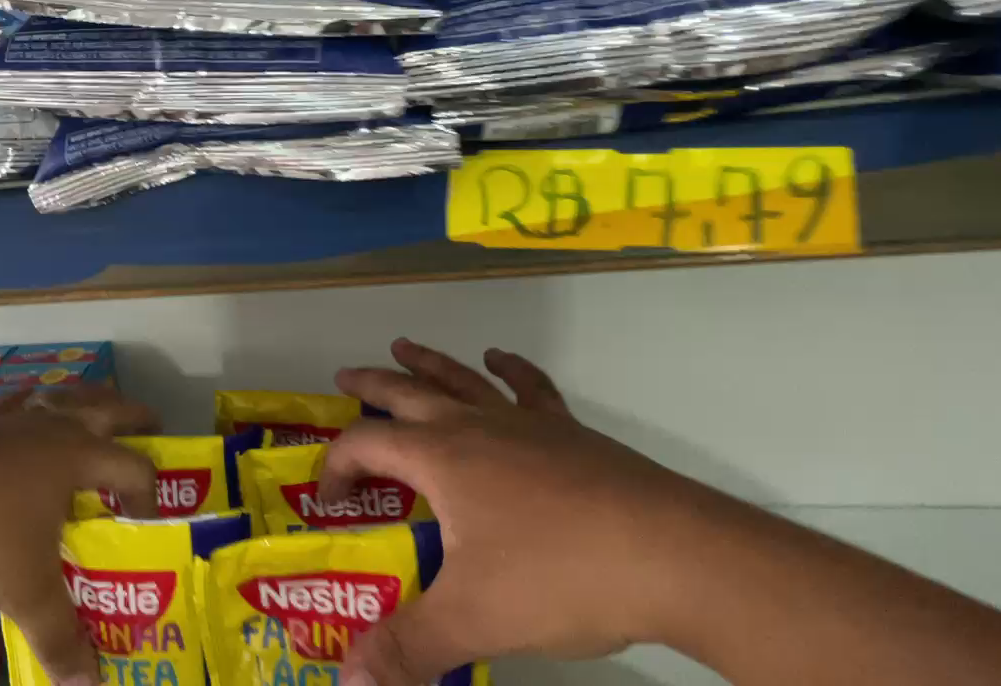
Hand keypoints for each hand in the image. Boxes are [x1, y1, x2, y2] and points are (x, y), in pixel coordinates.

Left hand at [0, 396, 159, 685]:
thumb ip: (61, 638)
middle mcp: (49, 431)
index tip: (144, 522)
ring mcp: (9, 423)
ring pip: (58, 397)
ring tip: (92, 411)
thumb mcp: (25, 593)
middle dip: (132, 415)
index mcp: (74, 459)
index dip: (148, 491)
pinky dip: (28, 402)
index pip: (132, 465)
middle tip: (151, 424)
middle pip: (103, 408)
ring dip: (82, 400)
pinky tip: (27, 405)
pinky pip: (11, 405)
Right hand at [320, 340, 741, 682]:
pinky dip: (510, 370)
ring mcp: (525, 424)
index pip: (367, 445)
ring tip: (404, 347)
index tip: (327, 499)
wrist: (673, 555)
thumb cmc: (560, 578)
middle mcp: (474, 427)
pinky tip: (500, 360)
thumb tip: (348, 680)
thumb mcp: (473, 621)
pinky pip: (530, 388)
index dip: (337, 466)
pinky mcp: (569, 433)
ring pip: (462, 380)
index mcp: (441, 459)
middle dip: (371, 384)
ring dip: (428, 363)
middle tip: (344, 374)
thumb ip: (407, 648)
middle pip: (408, 393)